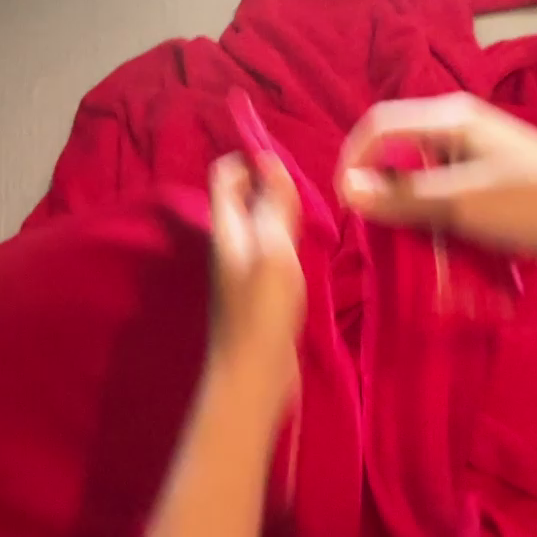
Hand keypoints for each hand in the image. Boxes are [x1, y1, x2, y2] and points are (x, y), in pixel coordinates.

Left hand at [208, 152, 304, 400]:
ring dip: (281, 215)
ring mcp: (240, 269)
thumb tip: (268, 160)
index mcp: (224, 228)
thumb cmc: (262, 310)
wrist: (253, 376)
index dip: (249, 161)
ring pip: (257, 225)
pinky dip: (286, 243)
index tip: (285, 166)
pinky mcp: (256, 293)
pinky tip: (307, 252)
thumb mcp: (273, 249)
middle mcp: (228, 243)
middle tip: (305, 193)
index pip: (224, 175)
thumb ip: (271, 205)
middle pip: (241, 198)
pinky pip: (269, 252)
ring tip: (312, 217)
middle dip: (270, 186)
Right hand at [335, 93, 536, 274]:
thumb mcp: (463, 203)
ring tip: (417, 252)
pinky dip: (438, 228)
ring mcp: (475, 162)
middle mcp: (458, 133)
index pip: (380, 127)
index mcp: (450, 119)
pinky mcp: (488, 189)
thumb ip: (402, 197)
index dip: (355, 161)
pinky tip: (444, 257)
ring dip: (413, 219)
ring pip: (420, 186)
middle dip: (385, 196)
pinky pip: (445, 204)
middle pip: (398, 157)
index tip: (347, 205)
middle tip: (381, 233)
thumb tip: (347, 190)